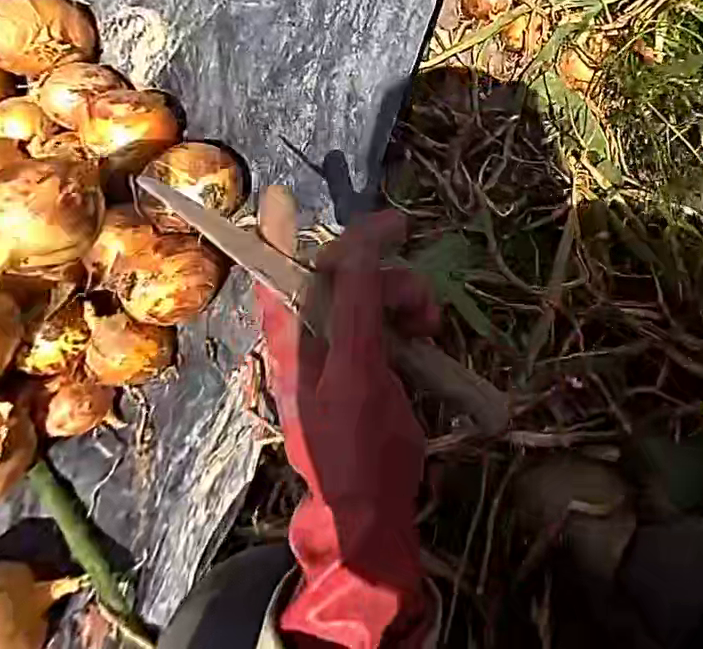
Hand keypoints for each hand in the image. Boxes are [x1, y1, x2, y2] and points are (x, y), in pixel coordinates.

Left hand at [258, 211, 439, 648]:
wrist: (375, 507)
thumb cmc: (355, 444)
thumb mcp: (357, 371)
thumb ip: (358, 305)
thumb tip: (360, 244)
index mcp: (291, 334)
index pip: (273, 269)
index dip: (275, 231)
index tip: (285, 194)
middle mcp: (314, 331)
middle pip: (345, 270)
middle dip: (384, 269)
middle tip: (418, 296)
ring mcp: (346, 343)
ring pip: (376, 288)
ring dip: (408, 293)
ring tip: (429, 323)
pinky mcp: (374, 355)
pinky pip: (393, 312)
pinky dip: (413, 312)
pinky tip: (429, 332)